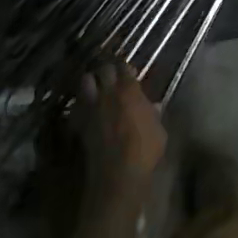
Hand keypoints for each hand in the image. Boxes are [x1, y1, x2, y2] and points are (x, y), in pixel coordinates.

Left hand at [74, 60, 166, 209]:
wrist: (118, 170)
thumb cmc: (144, 150)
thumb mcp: (159, 132)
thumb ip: (154, 115)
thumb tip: (154, 105)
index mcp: (129, 90)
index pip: (124, 67)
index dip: (125, 69)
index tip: (129, 73)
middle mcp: (108, 91)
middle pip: (104, 69)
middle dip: (107, 71)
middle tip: (112, 78)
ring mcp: (92, 102)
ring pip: (86, 80)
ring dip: (91, 82)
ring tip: (95, 88)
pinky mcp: (80, 116)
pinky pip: (78, 102)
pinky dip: (81, 102)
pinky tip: (86, 108)